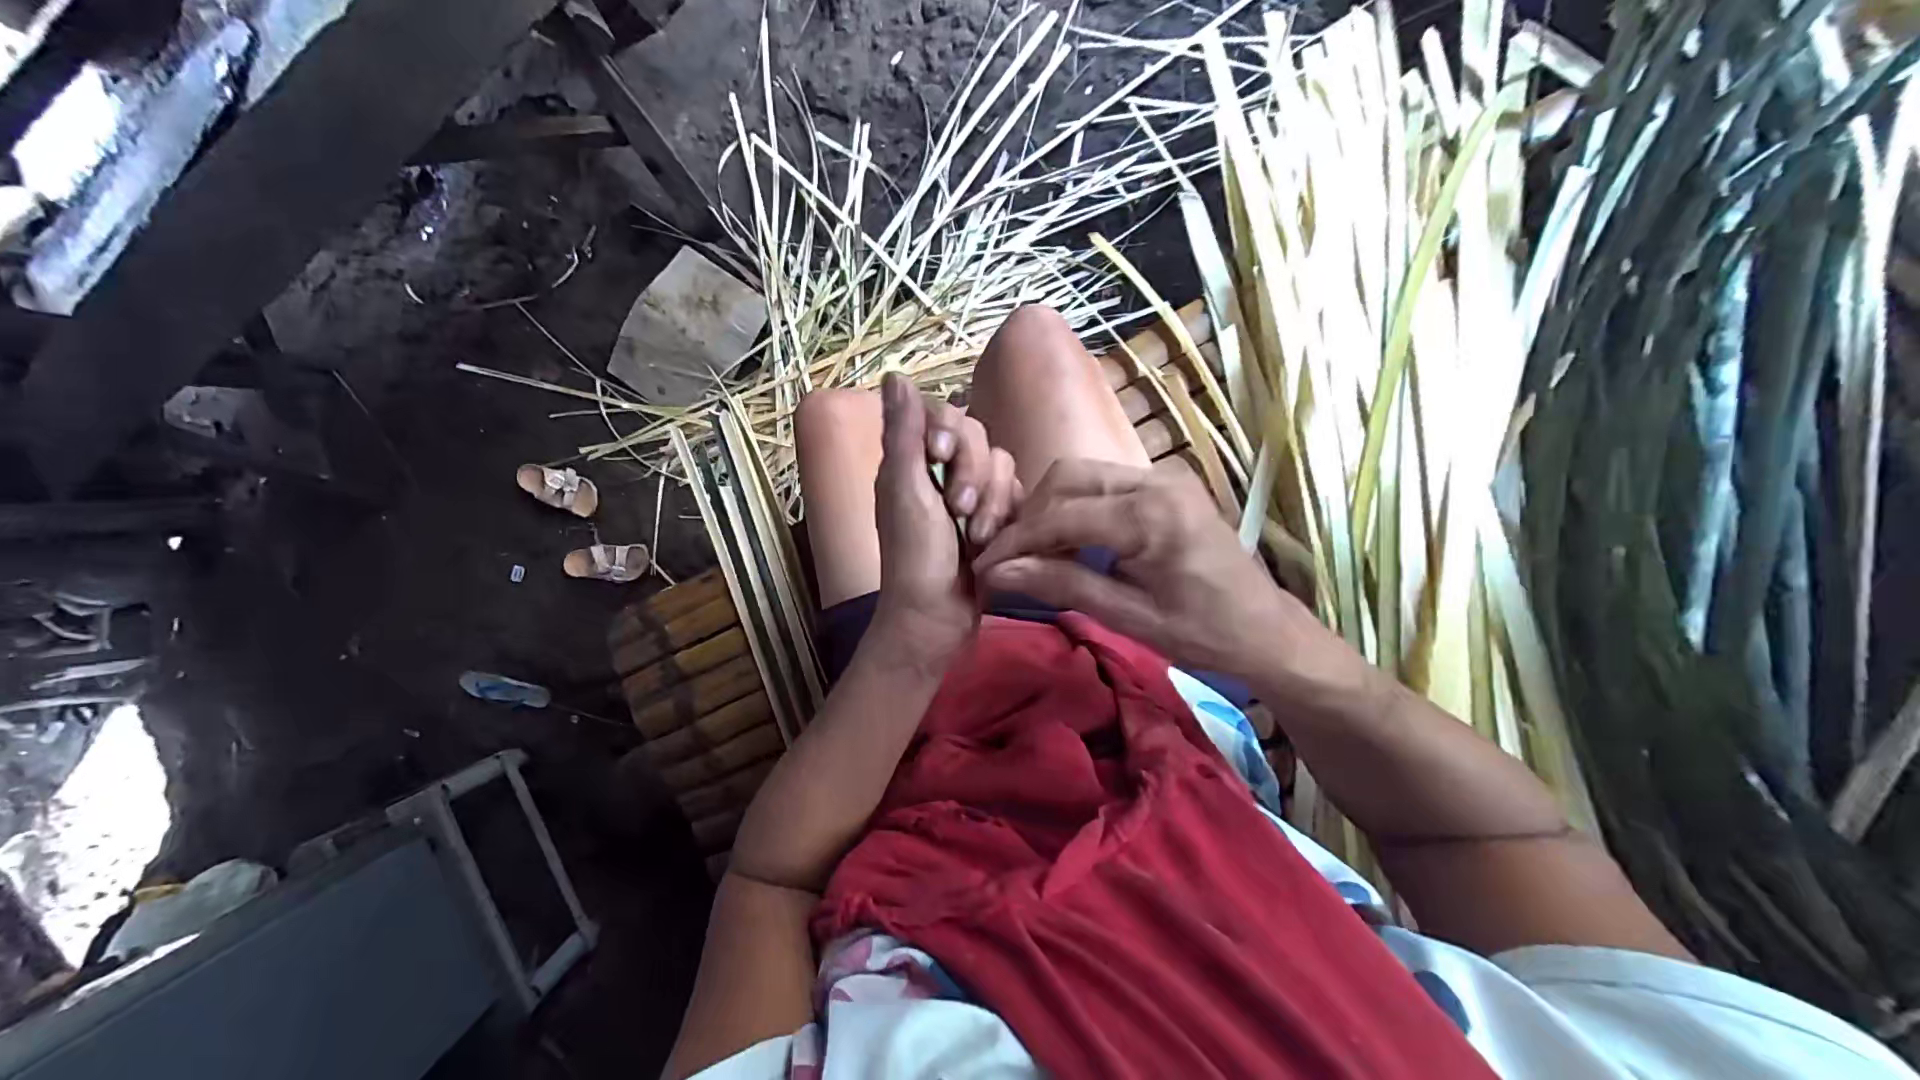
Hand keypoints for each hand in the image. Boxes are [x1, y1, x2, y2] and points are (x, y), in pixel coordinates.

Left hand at [871, 373, 1019, 662]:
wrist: (938, 618)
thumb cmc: (914, 557)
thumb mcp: (906, 491)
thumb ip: (904, 432)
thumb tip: (893, 374)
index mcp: (911, 461)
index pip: (944, 413)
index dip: (949, 430)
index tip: (938, 457)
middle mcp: (940, 472)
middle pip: (978, 437)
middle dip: (972, 473)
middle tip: (958, 511)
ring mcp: (969, 495)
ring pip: (1002, 466)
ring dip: (991, 502)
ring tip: (977, 537)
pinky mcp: (994, 518)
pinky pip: (1016, 495)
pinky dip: (1007, 517)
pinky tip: (994, 542)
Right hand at [972, 459, 1341, 683]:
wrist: (1268, 632)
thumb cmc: (1205, 635)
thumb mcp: (1130, 617)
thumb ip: (1063, 585)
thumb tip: (999, 571)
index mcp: (1151, 515)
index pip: (1061, 515)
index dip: (1016, 541)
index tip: (984, 566)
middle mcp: (1156, 481)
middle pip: (1067, 478)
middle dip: (1030, 517)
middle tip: (1007, 558)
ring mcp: (1163, 478)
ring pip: (1083, 476)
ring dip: (1050, 510)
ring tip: (1031, 553)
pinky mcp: (1165, 487)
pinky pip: (1104, 486)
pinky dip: (1076, 508)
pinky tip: (1066, 542)